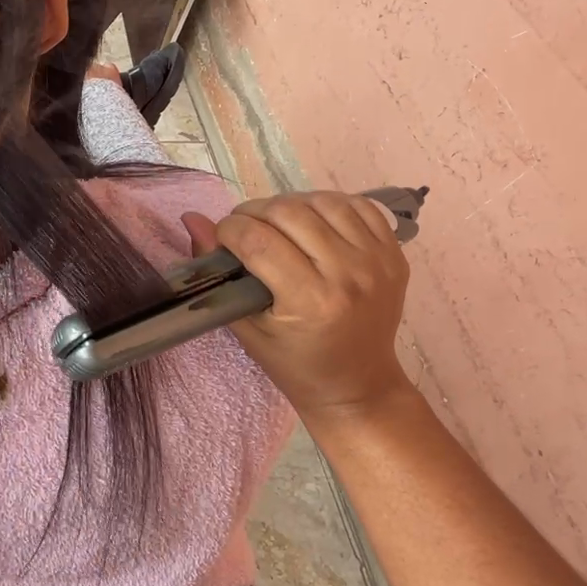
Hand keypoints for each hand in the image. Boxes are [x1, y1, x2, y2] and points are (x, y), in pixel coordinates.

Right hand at [183, 192, 412, 419]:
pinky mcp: (394, 254)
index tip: (221, 240)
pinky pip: (358, 205)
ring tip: (275, 224)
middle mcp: (349, 275)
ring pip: (321, 201)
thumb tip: (192, 219)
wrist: (359, 384)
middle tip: (243, 230)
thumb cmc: (293, 362)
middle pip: (288, 212)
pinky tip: (311, 221)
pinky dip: (327, 204)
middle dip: (252, 213)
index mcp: (310, 300)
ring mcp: (377, 261)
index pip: (257, 239)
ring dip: (289, 205)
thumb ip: (218, 271)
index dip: (228, 229)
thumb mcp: (245, 324)